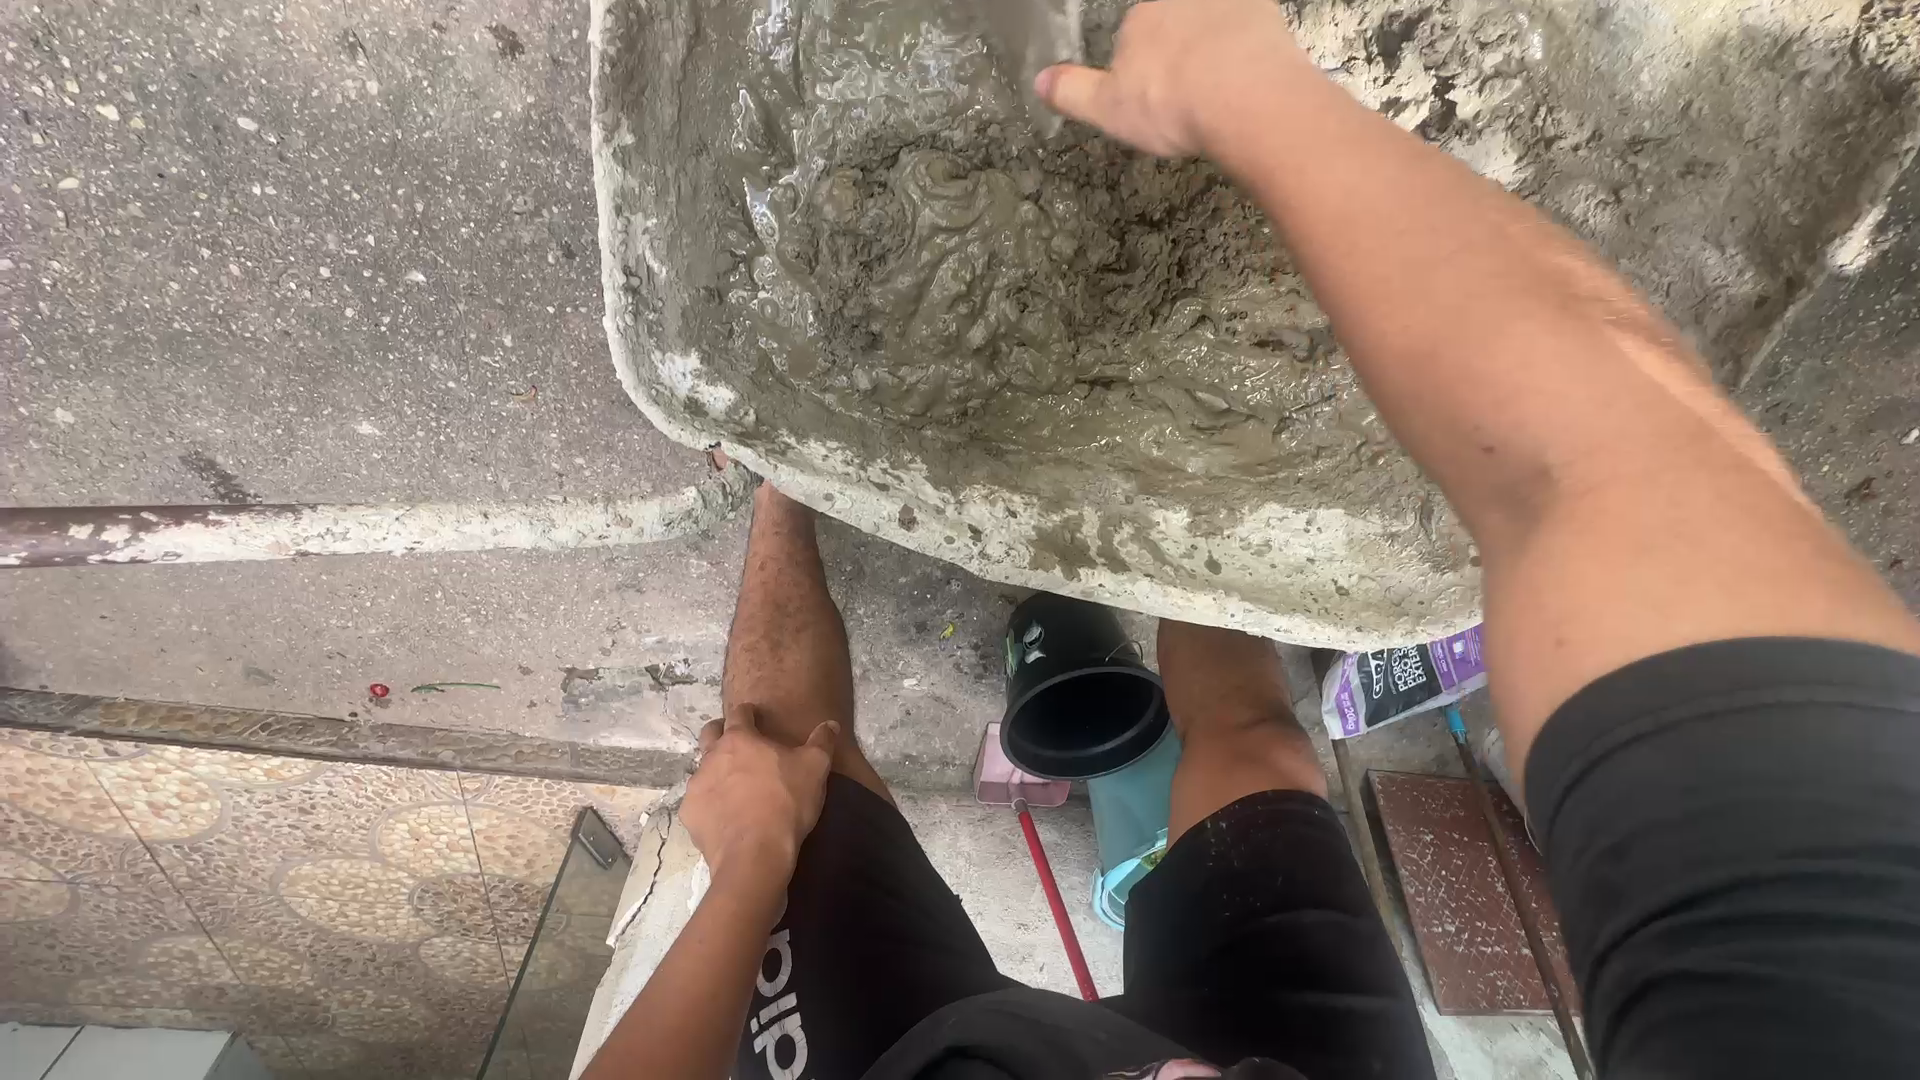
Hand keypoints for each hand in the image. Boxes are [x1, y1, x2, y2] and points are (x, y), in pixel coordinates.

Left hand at [682, 704, 838, 878]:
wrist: (755, 854)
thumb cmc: (786, 802)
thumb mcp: (815, 767)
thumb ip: (822, 741)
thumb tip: (831, 724)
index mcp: (739, 739)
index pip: (739, 713)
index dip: (748, 712)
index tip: (756, 715)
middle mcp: (712, 757)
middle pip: (710, 733)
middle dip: (722, 733)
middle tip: (740, 744)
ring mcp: (696, 786)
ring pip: (703, 768)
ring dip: (716, 770)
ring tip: (735, 785)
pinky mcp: (689, 814)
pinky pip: (698, 800)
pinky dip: (710, 802)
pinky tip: (725, 815)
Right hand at [1033, 0, 1310, 157]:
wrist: (1245, 98)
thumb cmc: (1171, 105)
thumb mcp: (1107, 110)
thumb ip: (1072, 93)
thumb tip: (1039, 80)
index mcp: (1138, 19)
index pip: (1131, 39)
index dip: (1138, 72)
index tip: (1151, 101)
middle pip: (1172, 25)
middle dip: (1175, 55)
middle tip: (1185, 98)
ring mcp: (1223, 2)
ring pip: (1209, 24)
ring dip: (1210, 51)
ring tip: (1218, 93)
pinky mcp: (1262, 10)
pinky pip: (1247, 26)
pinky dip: (1245, 48)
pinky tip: (1247, 79)